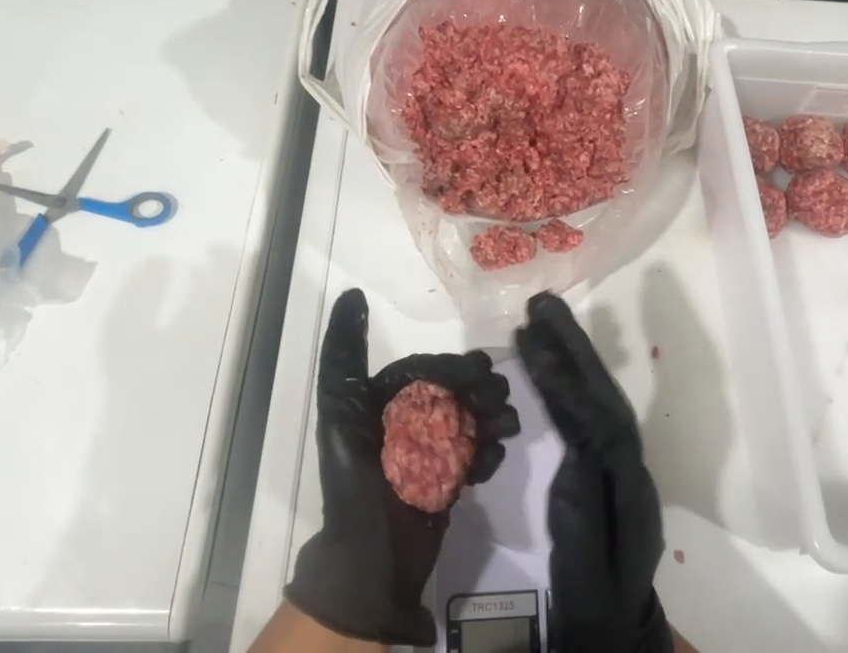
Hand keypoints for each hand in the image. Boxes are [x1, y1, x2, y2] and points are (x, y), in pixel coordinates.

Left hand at [285, 289, 520, 646]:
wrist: (372, 552)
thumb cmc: (357, 470)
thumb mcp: (340, 401)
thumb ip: (344, 349)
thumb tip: (352, 294)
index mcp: (379, 400)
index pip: (425, 369)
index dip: (453, 367)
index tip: (480, 369)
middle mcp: (402, 422)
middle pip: (452, 393)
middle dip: (479, 392)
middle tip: (501, 397)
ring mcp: (425, 453)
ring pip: (468, 422)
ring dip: (491, 419)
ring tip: (507, 426)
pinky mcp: (444, 483)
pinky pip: (472, 458)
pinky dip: (486, 455)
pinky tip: (493, 459)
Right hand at [516, 292, 672, 652]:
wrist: (611, 628)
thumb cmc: (595, 607)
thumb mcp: (587, 579)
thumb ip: (582, 522)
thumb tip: (575, 458)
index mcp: (627, 491)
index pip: (600, 424)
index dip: (568, 384)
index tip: (535, 348)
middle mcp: (628, 464)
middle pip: (603, 395)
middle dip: (574, 348)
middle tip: (541, 306)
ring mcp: (617, 460)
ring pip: (597, 395)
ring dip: (571, 352)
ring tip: (540, 314)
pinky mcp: (598, 461)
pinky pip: (583, 411)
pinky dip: (563, 379)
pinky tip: (541, 357)